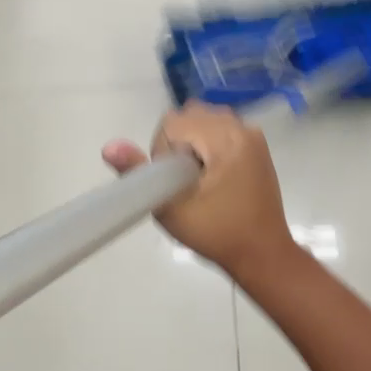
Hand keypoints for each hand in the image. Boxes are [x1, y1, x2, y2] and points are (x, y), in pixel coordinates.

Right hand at [102, 102, 300, 277]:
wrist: (262, 254)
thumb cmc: (215, 233)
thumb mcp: (170, 207)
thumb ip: (137, 171)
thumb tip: (108, 146)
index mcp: (224, 138)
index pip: (173, 123)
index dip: (163, 151)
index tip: (174, 181)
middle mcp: (240, 127)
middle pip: (190, 116)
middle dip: (179, 144)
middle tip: (185, 181)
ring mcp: (252, 134)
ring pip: (205, 119)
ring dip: (194, 142)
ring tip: (199, 178)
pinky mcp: (257, 145)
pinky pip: (222, 128)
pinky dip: (210, 144)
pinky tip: (214, 176)